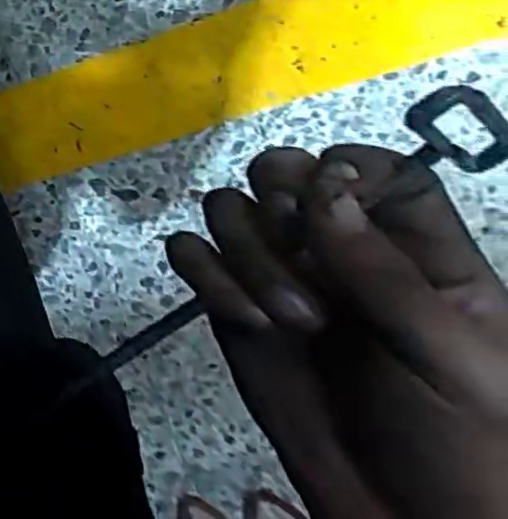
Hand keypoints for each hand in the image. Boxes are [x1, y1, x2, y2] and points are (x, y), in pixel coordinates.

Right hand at [166, 146, 507, 518]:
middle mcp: (340, 253)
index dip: (352, 168)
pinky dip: (204, 275)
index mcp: (422, 261)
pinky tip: (240, 316)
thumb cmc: (463, 443)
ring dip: (248, 253)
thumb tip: (325, 187)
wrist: (403, 514)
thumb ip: (386, 273)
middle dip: (276, 195)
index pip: (387, 176)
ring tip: (287, 318)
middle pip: (285, 175)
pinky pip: (188, 253)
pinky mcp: (225, 298)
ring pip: (227, 210)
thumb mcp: (451, 363)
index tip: (328, 192)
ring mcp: (276, 273)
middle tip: (291, 235)